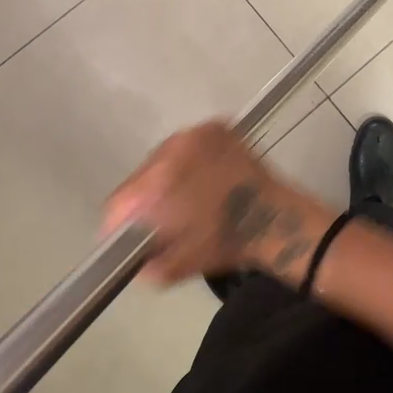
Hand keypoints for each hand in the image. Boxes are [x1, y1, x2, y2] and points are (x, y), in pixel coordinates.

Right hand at [102, 122, 338, 286]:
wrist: (275, 217)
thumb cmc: (225, 241)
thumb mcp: (178, 265)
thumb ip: (145, 265)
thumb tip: (133, 259)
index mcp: (158, 179)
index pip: (119, 201)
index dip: (118, 222)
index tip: (123, 236)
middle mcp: (174, 146)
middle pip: (141, 175)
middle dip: (144, 198)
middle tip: (157, 217)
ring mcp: (198, 132)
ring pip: (164, 157)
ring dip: (166, 176)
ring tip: (179, 198)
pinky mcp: (218, 127)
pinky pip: (189, 144)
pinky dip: (189, 161)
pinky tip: (199, 179)